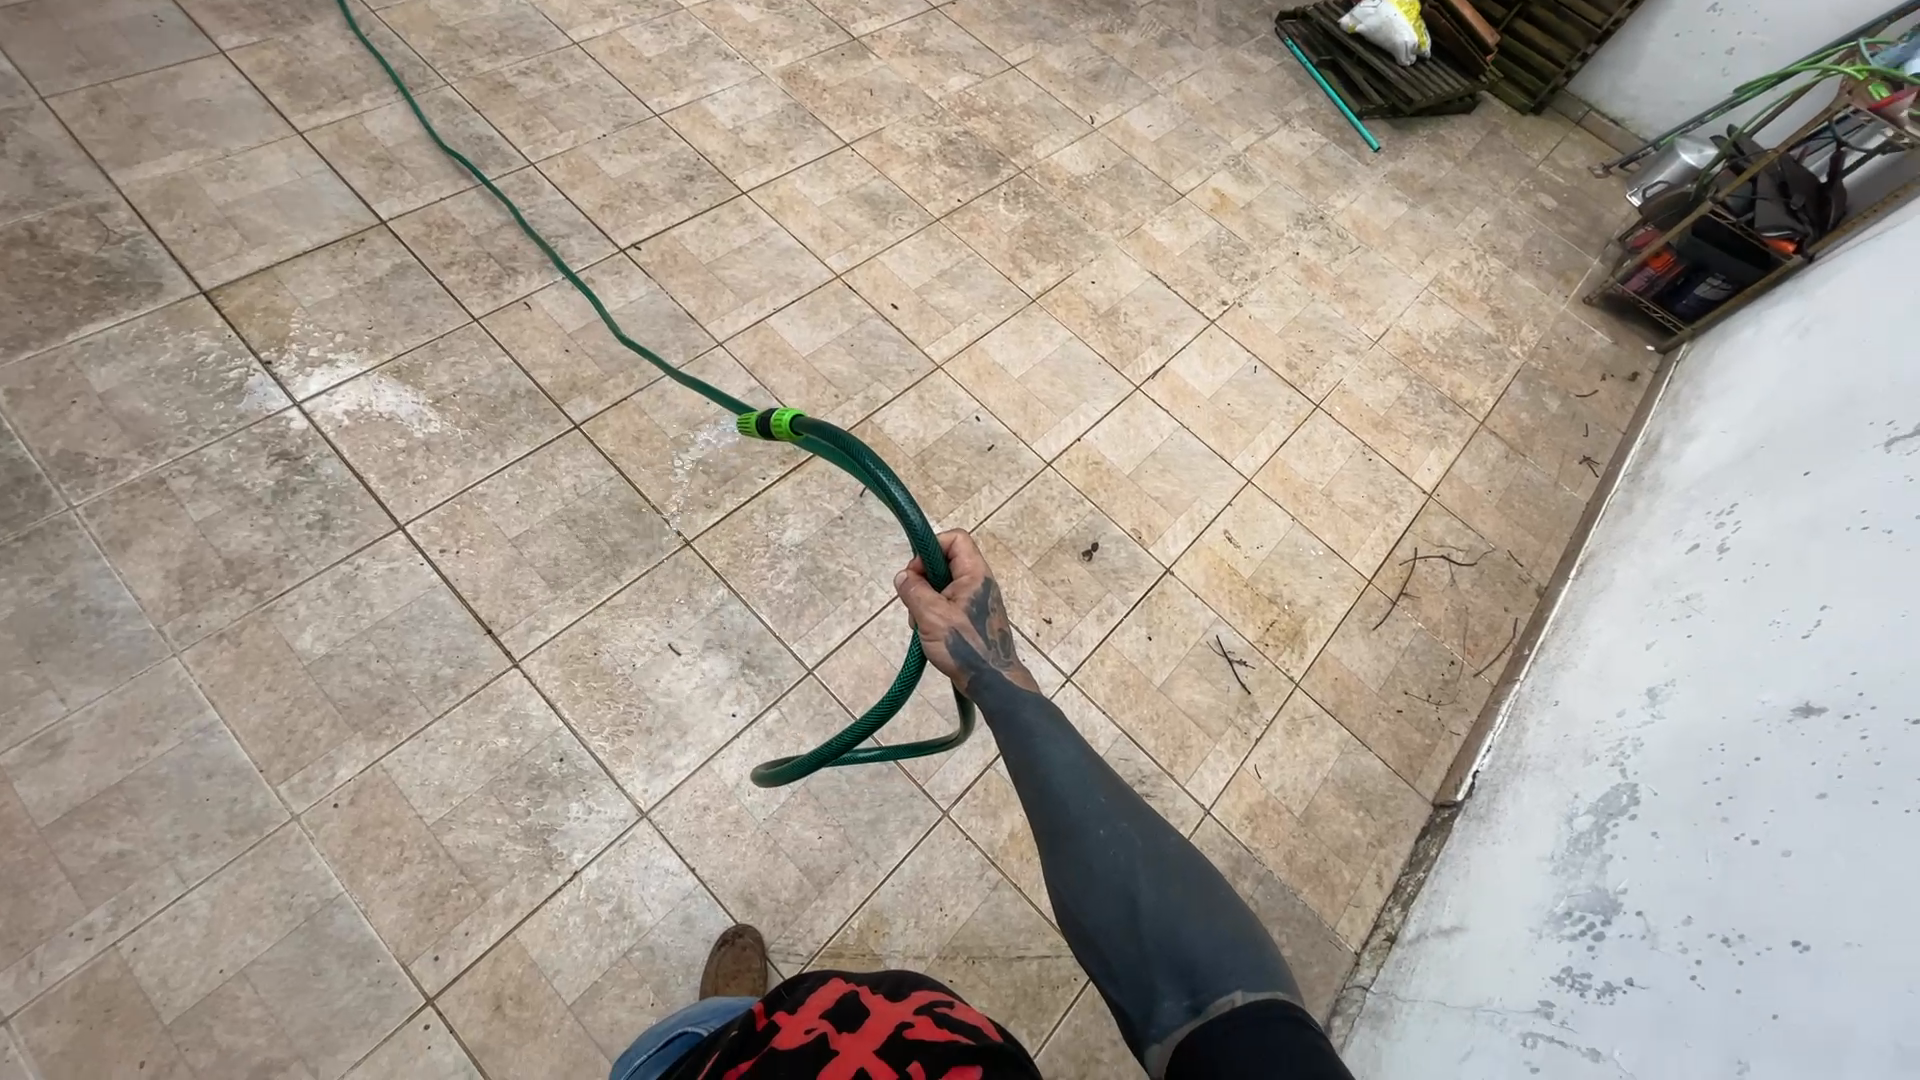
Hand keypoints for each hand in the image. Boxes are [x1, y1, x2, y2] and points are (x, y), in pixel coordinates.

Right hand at [893, 530, 1038, 697]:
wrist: (991, 681)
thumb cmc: (964, 646)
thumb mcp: (932, 616)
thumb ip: (914, 591)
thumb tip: (903, 576)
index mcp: (975, 573)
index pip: (955, 538)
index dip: (931, 548)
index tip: (916, 572)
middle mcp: (978, 582)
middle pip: (946, 562)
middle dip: (923, 578)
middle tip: (913, 600)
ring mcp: (976, 600)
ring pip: (944, 585)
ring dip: (926, 599)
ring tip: (919, 622)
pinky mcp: (972, 618)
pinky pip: (948, 604)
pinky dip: (934, 613)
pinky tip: (927, 632)